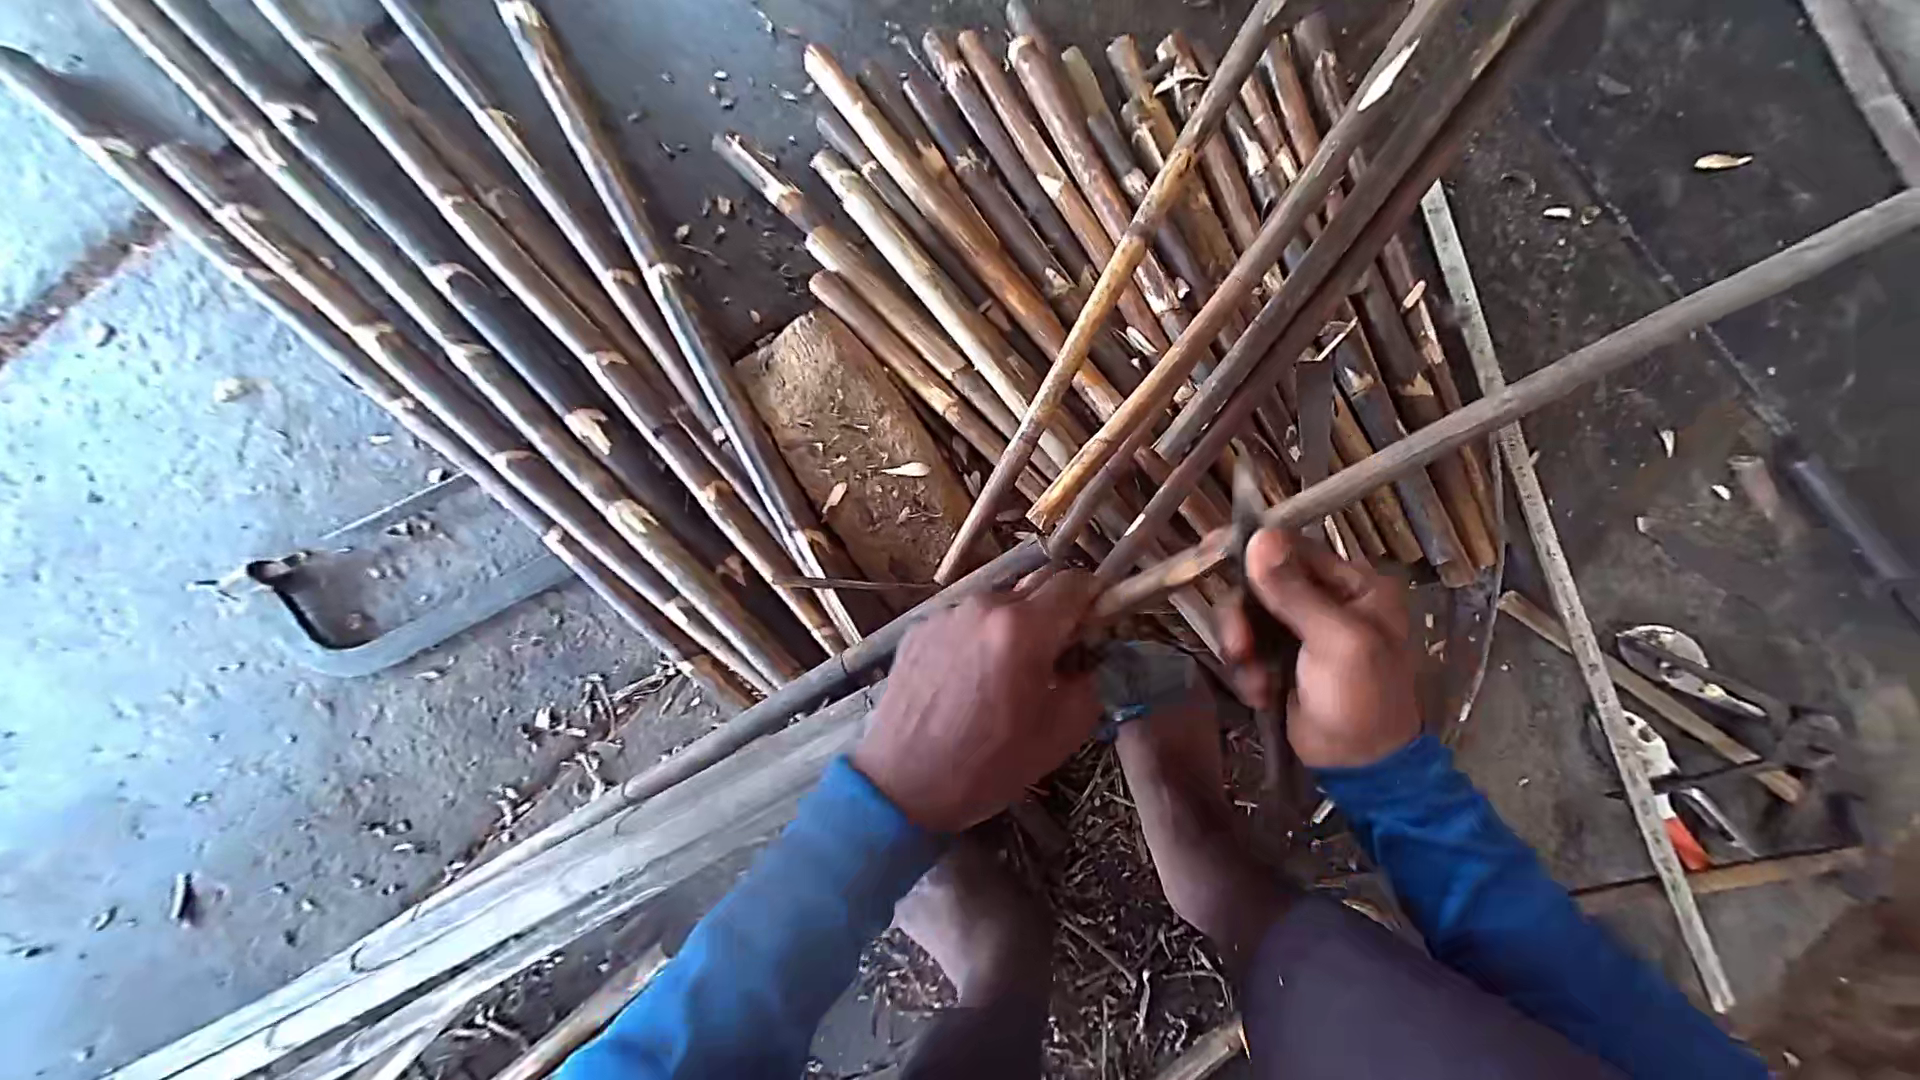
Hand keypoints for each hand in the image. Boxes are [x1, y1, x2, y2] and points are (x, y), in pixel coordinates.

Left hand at [853, 572, 1100, 831]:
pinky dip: (978, 637)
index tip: (1095, 624)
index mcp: (1023, 628)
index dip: (1093, 598)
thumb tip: (1092, 656)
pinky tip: (967, 678)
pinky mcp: (919, 628)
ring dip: (1014, 625)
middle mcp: (983, 607)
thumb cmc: (987, 765)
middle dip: (1055, 612)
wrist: (901, 785)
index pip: (1074, 582)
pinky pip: (964, 619)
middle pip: (1036, 586)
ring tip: (1004, 673)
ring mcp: (946, 614)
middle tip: (1055, 655)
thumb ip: (1091, 681)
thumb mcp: (1061, 733)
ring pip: (998, 603)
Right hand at [1218, 529, 1419, 768]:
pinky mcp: (1276, 654)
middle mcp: (1325, 598)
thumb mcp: (1335, 641)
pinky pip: (1242, 643)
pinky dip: (1245, 668)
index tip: (1209, 549)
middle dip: (1243, 617)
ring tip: (1255, 680)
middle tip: (1239, 647)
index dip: (1252, 549)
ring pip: (1244, 614)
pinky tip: (1261, 692)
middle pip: (1258, 582)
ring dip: (1241, 647)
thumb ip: (1294, 590)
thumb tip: (1259, 537)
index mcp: (1353, 584)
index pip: (1293, 548)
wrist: (1358, 767)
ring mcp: (1297, 627)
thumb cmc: (1363, 699)